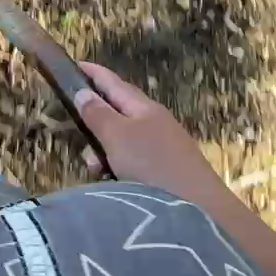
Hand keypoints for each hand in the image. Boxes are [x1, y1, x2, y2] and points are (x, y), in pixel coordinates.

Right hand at [71, 62, 231, 204]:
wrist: (202, 211)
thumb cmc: (153, 166)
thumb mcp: (117, 137)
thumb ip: (97, 114)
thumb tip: (83, 92)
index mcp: (144, 107)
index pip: (113, 82)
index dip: (93, 72)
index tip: (73, 63)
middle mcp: (155, 123)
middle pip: (117, 111)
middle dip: (94, 121)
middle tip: (77, 135)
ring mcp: (164, 148)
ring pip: (123, 140)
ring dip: (104, 150)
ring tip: (96, 169)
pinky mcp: (168, 173)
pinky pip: (134, 161)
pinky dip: (119, 167)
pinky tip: (116, 182)